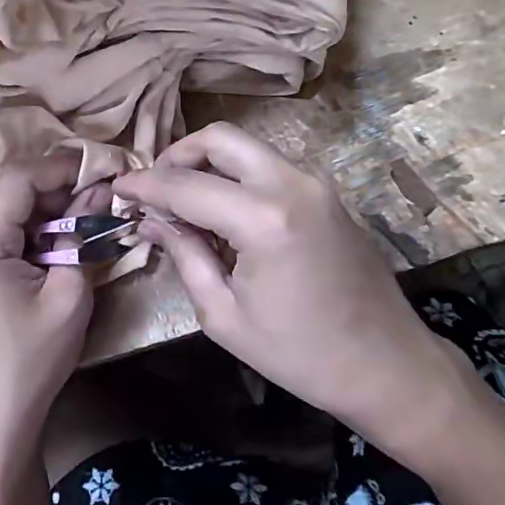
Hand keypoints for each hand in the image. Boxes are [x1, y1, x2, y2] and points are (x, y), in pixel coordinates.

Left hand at [0, 158, 108, 468]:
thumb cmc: (32, 360)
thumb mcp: (69, 295)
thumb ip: (82, 235)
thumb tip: (99, 191)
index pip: (17, 182)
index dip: (60, 170)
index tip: (101, 172)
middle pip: (8, 195)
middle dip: (55, 192)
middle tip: (99, 202)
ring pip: (5, 214)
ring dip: (44, 214)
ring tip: (84, 224)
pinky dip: (30, 235)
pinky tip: (58, 247)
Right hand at [114, 123, 485, 459]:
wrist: (389, 366)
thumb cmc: (300, 355)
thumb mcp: (225, 316)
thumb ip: (184, 256)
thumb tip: (150, 220)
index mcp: (263, 219)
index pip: (185, 184)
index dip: (144, 185)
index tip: (115, 188)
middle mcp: (292, 185)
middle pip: (220, 139)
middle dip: (177, 155)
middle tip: (153, 189)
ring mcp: (315, 185)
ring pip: (247, 148)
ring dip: (207, 165)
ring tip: (182, 204)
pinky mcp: (326, 195)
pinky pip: (268, 168)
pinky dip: (235, 177)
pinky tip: (220, 214)